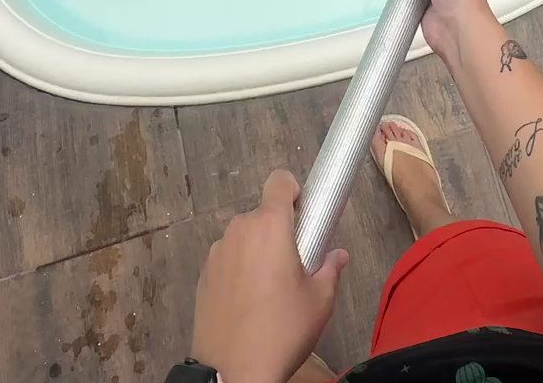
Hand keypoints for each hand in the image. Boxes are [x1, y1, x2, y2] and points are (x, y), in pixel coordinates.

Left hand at [192, 170, 348, 382]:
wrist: (231, 375)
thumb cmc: (281, 331)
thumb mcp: (319, 302)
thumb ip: (331, 269)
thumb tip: (339, 255)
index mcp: (270, 226)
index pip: (279, 180)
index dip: (293, 191)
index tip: (303, 215)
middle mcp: (240, 230)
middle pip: (262, 214)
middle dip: (278, 230)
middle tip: (292, 264)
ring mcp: (217, 252)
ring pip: (244, 237)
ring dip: (257, 250)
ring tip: (268, 289)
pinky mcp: (203, 276)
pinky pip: (227, 259)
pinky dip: (238, 270)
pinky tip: (247, 303)